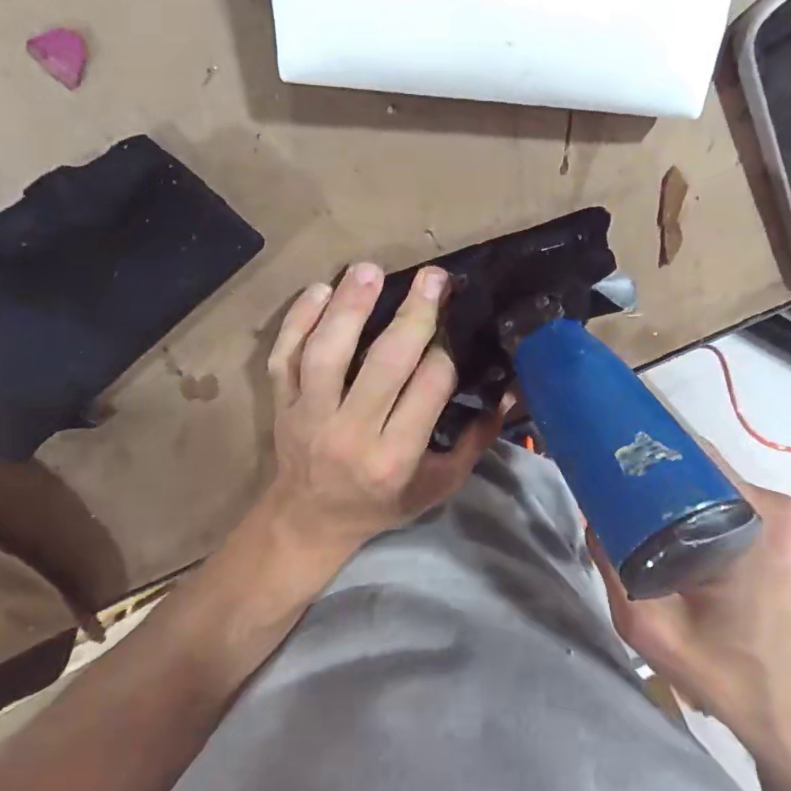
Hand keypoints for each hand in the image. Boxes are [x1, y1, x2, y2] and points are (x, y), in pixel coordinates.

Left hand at [258, 262, 507, 559]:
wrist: (308, 520)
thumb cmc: (381, 503)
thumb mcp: (437, 487)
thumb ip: (474, 442)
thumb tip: (509, 390)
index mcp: (394, 458)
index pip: (428, 389)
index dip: (446, 351)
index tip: (456, 320)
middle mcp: (350, 434)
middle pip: (383, 364)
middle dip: (413, 315)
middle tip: (432, 277)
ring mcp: (308, 416)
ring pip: (326, 354)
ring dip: (349, 308)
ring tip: (370, 269)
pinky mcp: (280, 403)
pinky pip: (284, 356)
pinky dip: (297, 320)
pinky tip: (319, 290)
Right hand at [590, 471, 790, 750]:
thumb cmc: (730, 678)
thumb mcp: (651, 629)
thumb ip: (612, 566)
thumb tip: (593, 513)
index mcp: (761, 524)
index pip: (689, 458)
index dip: (641, 456)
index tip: (601, 464)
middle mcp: (784, 510)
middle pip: (700, 469)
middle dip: (652, 478)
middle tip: (609, 496)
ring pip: (712, 485)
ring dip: (672, 498)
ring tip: (633, 519)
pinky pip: (729, 503)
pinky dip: (696, 512)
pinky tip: (670, 537)